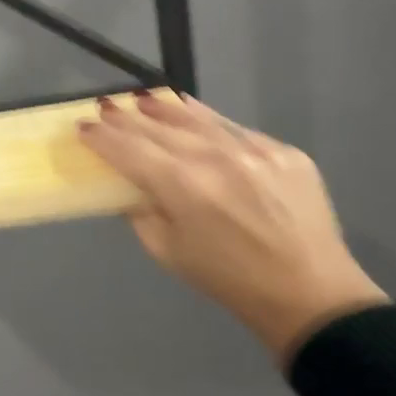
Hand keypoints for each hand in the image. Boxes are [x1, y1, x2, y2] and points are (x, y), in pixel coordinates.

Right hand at [78, 91, 387, 360]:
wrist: (312, 295)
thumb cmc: (228, 280)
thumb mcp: (167, 252)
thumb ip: (141, 213)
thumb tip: (128, 187)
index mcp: (183, 185)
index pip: (128, 149)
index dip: (101, 136)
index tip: (83, 126)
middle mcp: (216, 157)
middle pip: (159, 128)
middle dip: (127, 118)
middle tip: (105, 107)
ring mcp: (255, 151)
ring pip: (199, 119)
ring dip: (165, 109)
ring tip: (143, 100)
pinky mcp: (285, 153)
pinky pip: (236, 130)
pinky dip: (208, 123)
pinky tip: (194, 118)